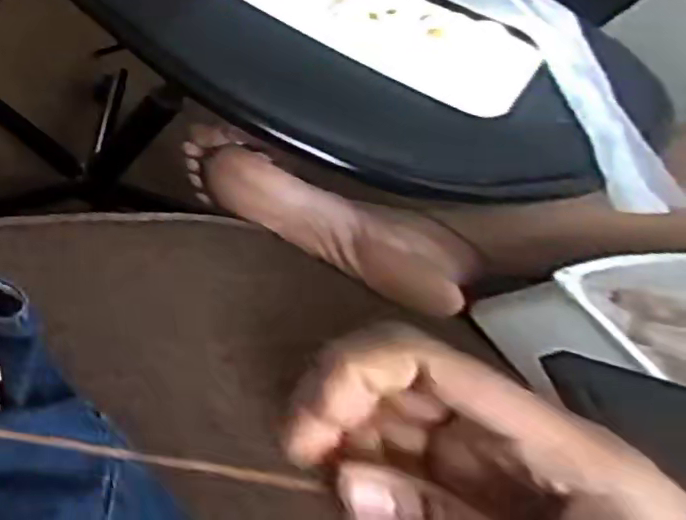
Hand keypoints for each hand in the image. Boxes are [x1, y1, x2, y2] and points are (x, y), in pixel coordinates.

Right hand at [286, 325, 685, 518]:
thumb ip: (445, 518)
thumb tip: (341, 478)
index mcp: (560, 440)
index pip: (421, 356)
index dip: (348, 371)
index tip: (309, 426)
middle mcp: (523, 430)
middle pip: (397, 378)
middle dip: (336, 408)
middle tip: (301, 456)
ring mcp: (509, 457)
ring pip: (393, 411)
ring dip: (344, 435)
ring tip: (323, 476)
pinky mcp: (493, 483)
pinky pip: (410, 450)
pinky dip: (367, 460)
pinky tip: (352, 485)